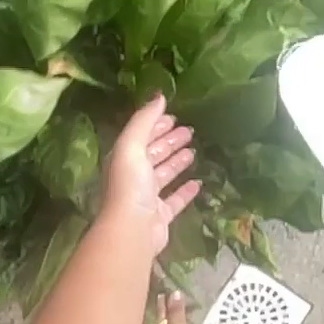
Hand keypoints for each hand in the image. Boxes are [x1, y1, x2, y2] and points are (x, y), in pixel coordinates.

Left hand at [99, 95, 201, 256]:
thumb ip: (144, 120)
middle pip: (154, 154)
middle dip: (169, 141)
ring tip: (193, 151)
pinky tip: (198, 182)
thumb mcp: (132, 145)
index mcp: (125, 159)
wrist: (132, 229)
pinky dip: (186, 190)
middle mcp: (134, 176)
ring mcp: (147, 197)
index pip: (142, 137)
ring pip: (165, 175)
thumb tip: (159, 95)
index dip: (156, 125)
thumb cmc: (130, 185)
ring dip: (177, 162)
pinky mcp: (161, 215)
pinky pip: (176, 199)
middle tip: (189, 130)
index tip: (173, 116)